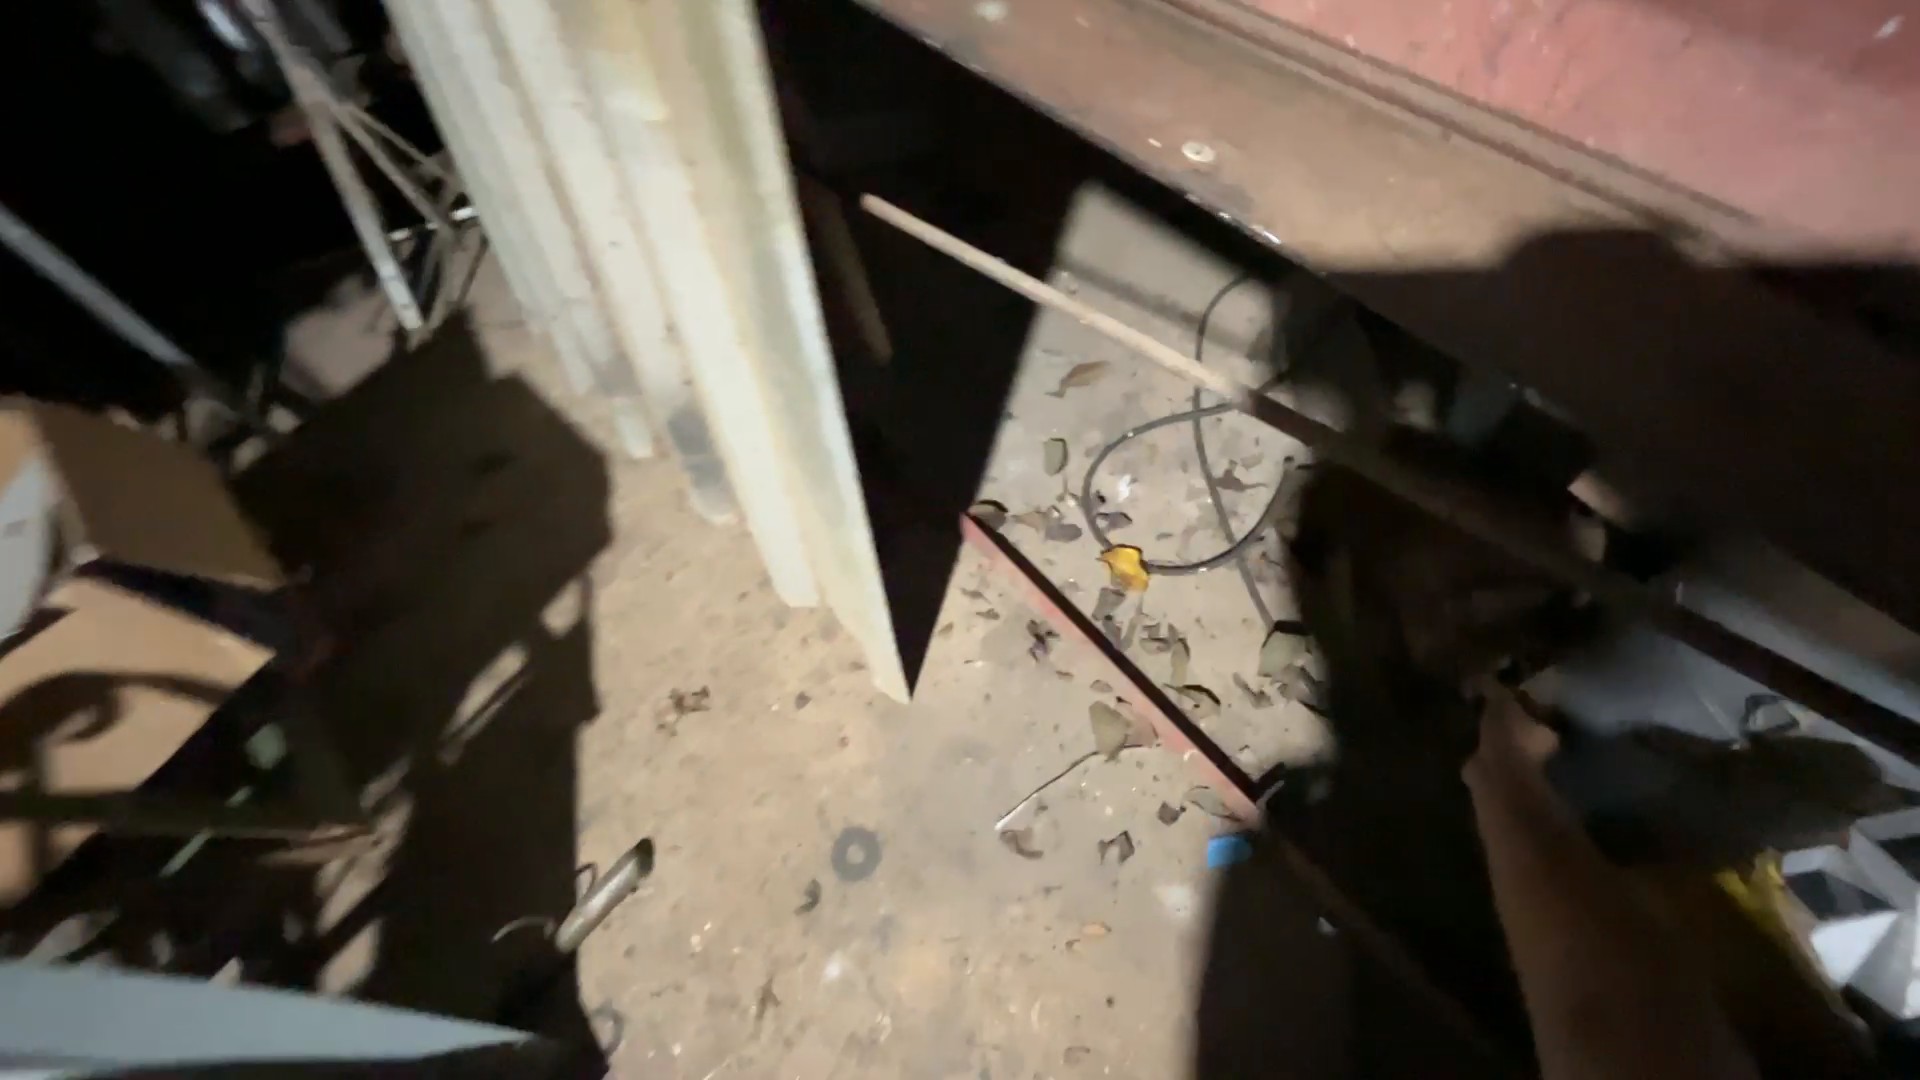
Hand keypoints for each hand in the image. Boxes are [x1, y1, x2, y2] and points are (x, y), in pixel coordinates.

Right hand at [1464, 680, 1558, 782]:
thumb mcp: (1501, 702)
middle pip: (1520, 726)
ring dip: (1491, 731)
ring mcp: (1517, 762)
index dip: (1520, 699)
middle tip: (1483, 702)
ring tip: (1472, 717)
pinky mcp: (1496, 771)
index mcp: (1546, 731)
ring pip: (1504, 740)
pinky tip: (1466, 735)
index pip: (1536, 710)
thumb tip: (1482, 673)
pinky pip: (1487, 751)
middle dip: (1505, 716)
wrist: (1496, 773)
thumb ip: (1494, 687)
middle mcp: (1537, 748)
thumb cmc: (1508, 736)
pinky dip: (1479, 744)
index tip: (1501, 690)